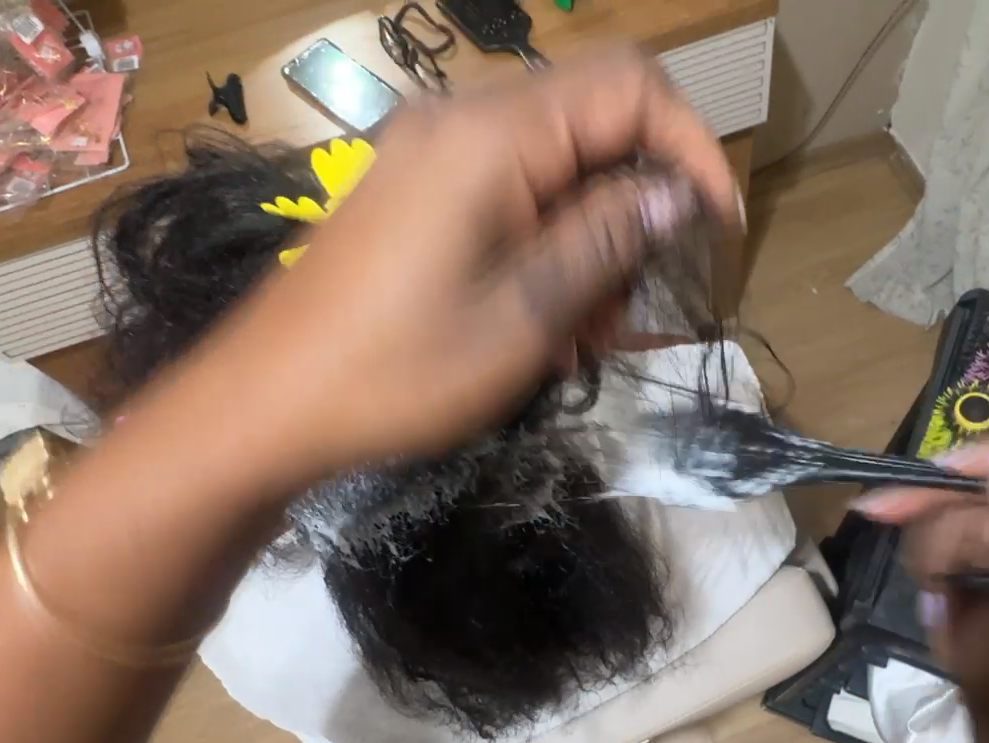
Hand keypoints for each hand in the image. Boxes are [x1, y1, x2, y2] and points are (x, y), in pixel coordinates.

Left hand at [219, 46, 742, 481]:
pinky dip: (547, 259)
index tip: (718, 229)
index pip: (630, 89)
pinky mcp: (420, 198)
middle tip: (632, 314)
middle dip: (634, 218)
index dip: (691, 149)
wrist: (269, 406)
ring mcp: (435, 160)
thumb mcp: (523, 317)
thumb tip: (676, 194)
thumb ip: (605, 241)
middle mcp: (463, 125)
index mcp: (492, 138)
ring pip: (557, 177)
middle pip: (594, 132)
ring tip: (583, 340)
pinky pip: (512, 206)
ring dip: (592, 252)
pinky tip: (544, 330)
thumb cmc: (398, 373)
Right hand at [852, 422, 988, 709]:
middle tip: (919, 552)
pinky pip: (931, 521)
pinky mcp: (973, 535)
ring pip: (949, 497)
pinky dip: (925, 554)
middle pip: (986, 470)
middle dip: (950, 517)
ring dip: (934, 545)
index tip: (947, 473)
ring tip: (942, 590)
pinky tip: (936, 587)